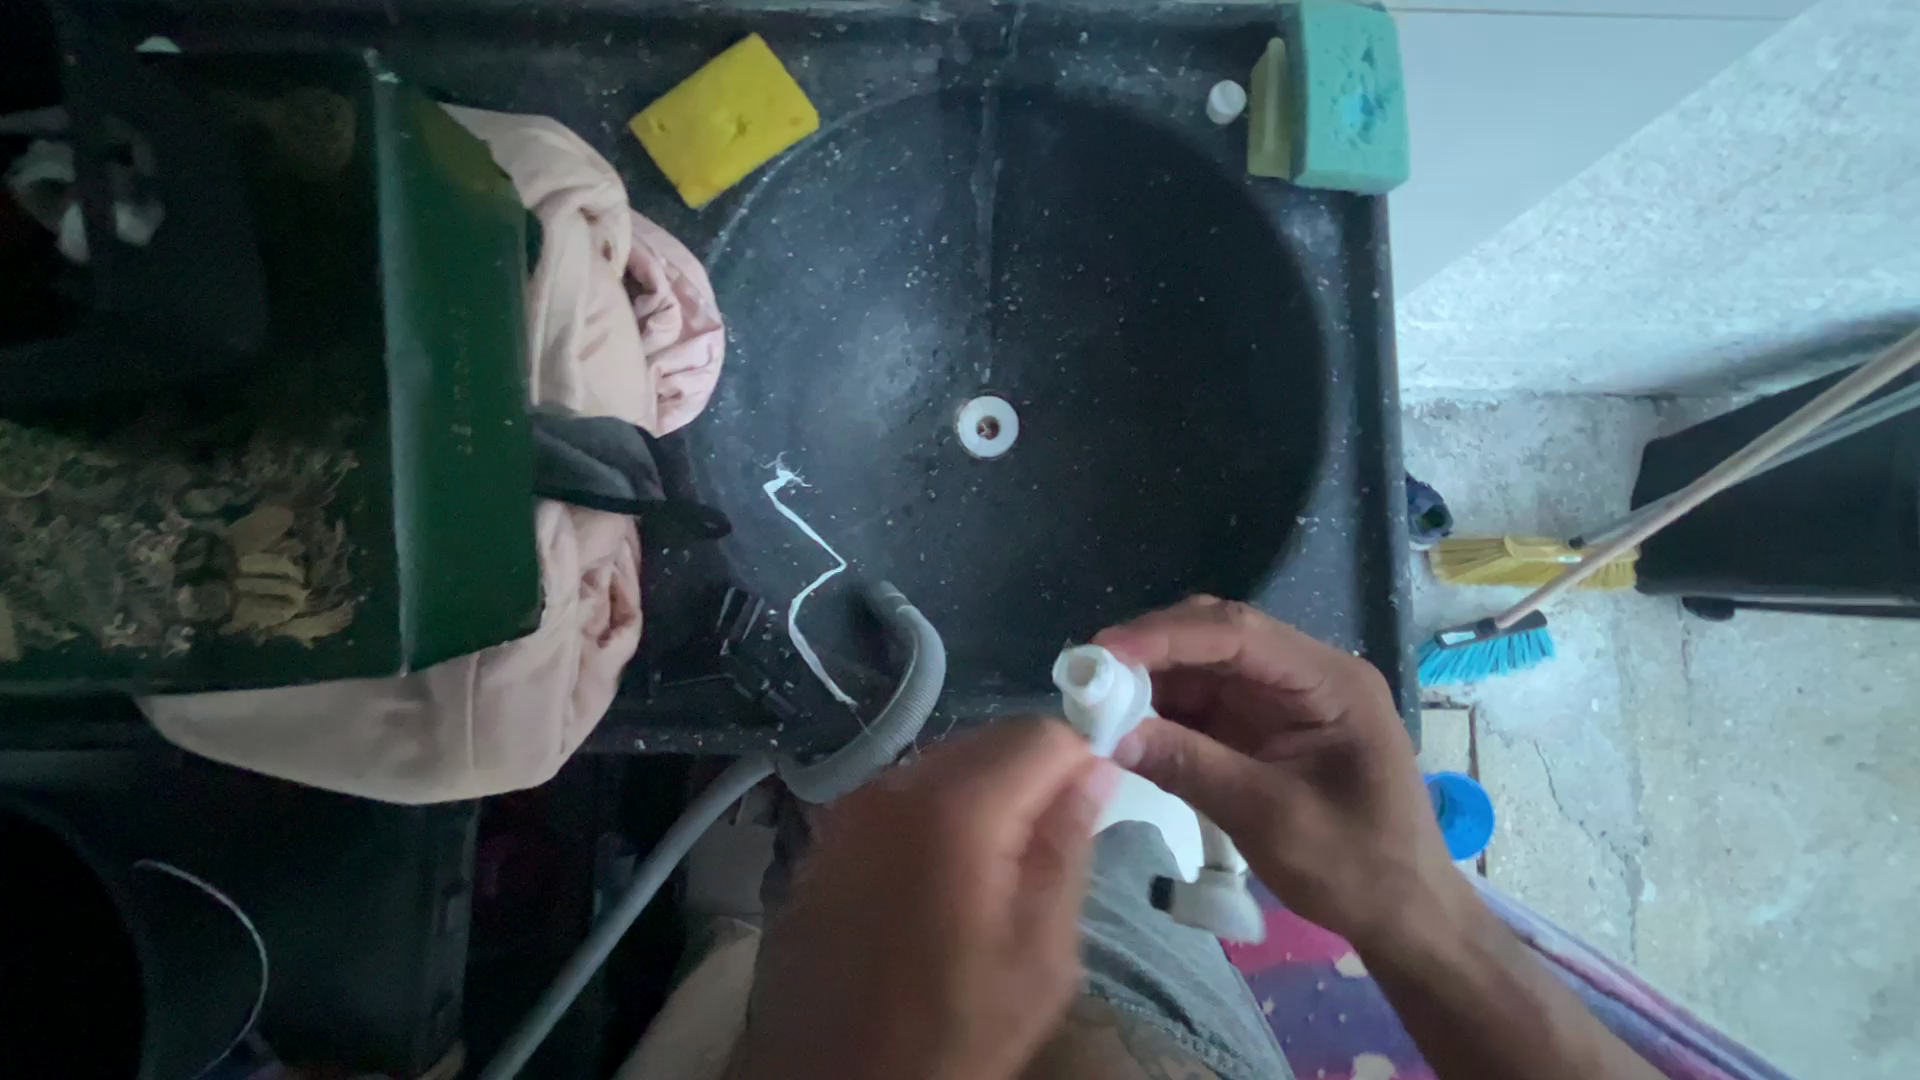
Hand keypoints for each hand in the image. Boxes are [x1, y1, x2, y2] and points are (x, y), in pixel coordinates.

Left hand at [731, 718, 1119, 1079]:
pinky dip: (940, 804)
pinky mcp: (832, 825)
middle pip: (990, 737)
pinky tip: (943, 866)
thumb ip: (1066, 847)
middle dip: (1033, 772)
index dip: (1078, 760)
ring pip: (948, 756)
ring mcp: (855, 800)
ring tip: (996, 861)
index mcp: (954, 809)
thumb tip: (1095, 770)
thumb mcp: (1038, 957)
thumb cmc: (948, 1033)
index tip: (1092, 803)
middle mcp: (896, 783)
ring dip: (986, 787)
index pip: (1040, 735)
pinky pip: (906, 786)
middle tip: (1048, 841)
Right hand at [1096, 596, 1469, 953]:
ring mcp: (1278, 694)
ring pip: (1200, 662)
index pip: (1237, 634)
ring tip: (1096, 695)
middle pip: (1215, 635)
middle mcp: (1301, 672)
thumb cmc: (1357, 867)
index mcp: (1327, 680)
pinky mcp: (1257, 720)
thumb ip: (1191, 767)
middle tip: (1090, 671)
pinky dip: (1160, 705)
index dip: (1166, 635)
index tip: (1106, 651)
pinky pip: (1199, 697)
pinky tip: (1126, 718)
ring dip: (1149, 675)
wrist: (1403, 916)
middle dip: (1151, 648)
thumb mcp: (1271, 818)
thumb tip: (1110, 735)